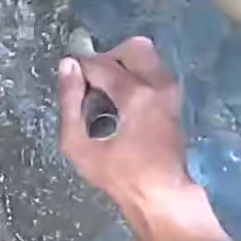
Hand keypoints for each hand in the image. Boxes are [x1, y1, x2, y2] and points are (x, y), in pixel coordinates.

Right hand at [58, 36, 197, 222]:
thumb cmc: (117, 175)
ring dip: (119, 69)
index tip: (66, 81)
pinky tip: (117, 107)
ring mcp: (171, 89)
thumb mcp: (78, 145)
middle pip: (131, 48)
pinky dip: (131, 78)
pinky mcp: (174, 98)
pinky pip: (151, 71)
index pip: (101, 65)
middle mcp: (159, 84)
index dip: (78, 68)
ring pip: (144, 57)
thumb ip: (70, 104)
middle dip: (105, 61)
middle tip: (89, 88)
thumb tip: (67, 67)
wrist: (160, 192)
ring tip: (102, 101)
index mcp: (136, 95)